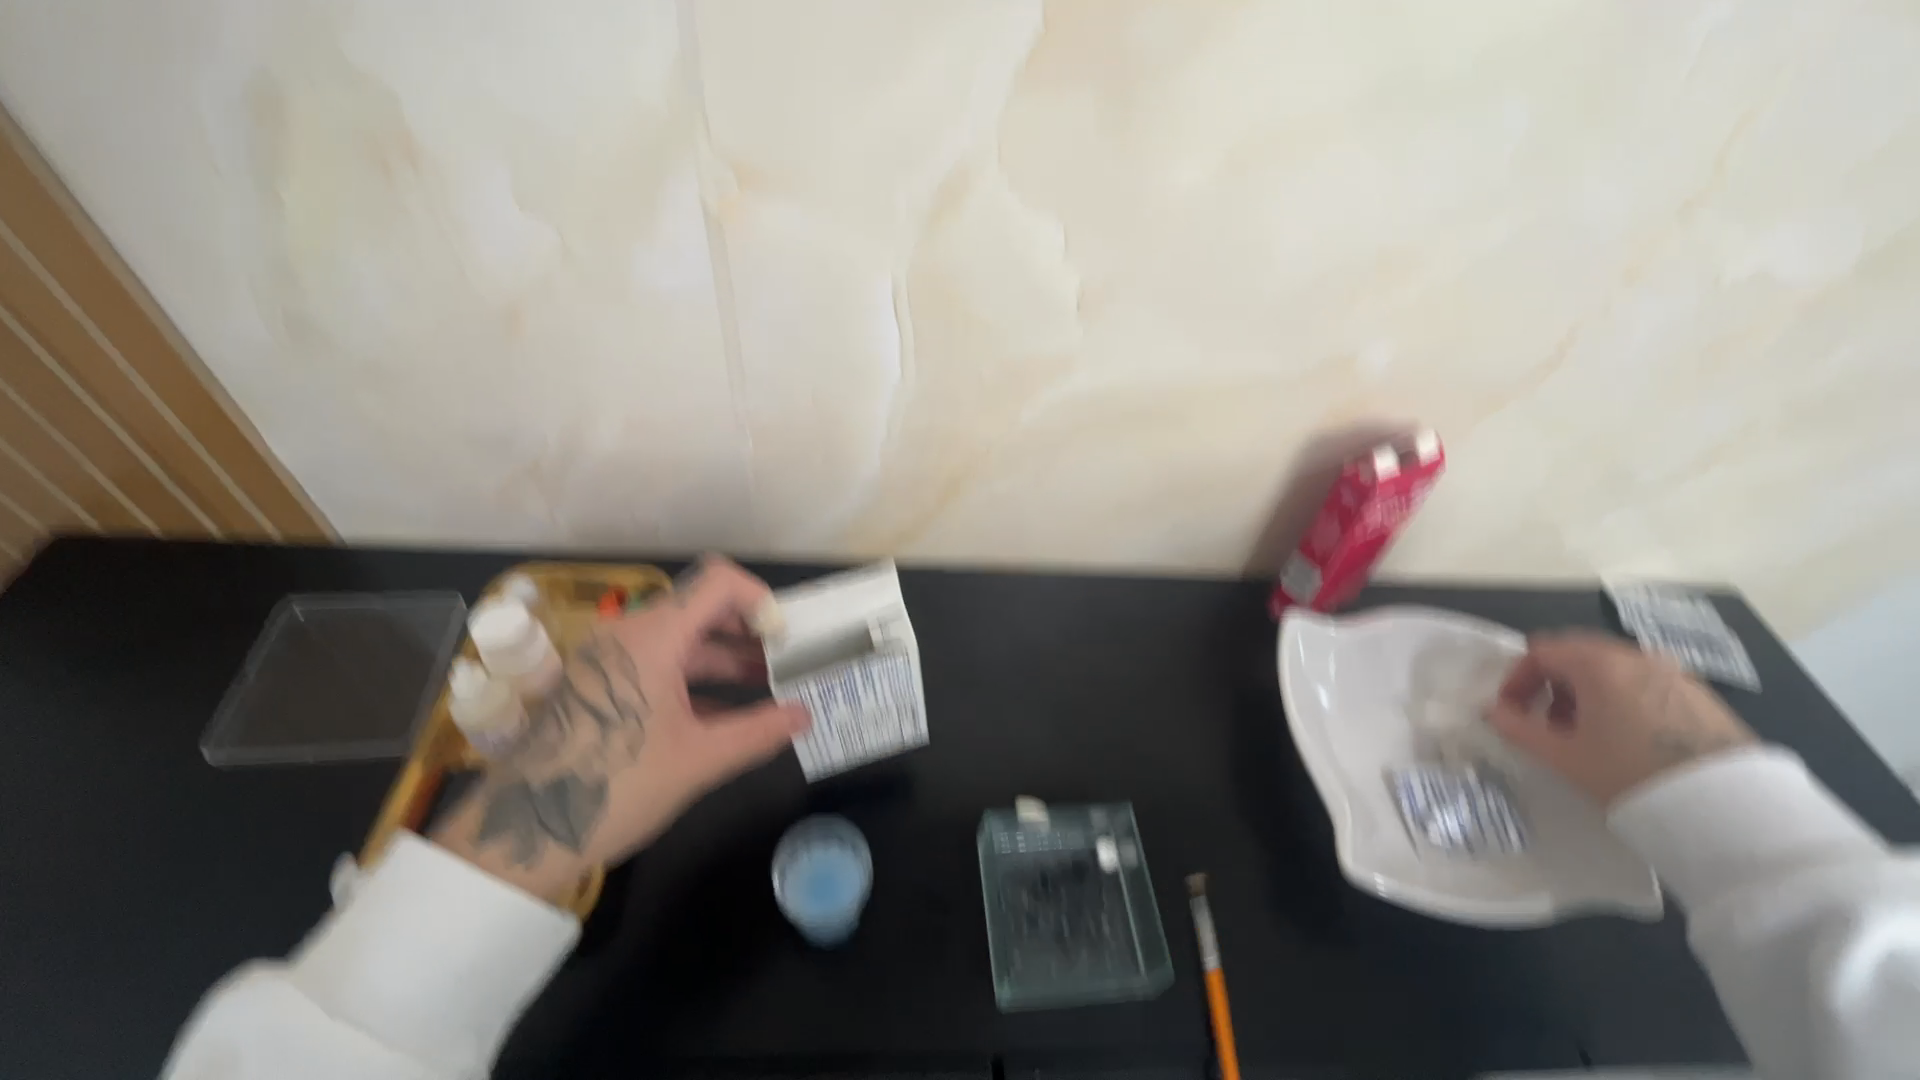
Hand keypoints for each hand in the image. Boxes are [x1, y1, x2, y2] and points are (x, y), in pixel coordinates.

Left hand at [432, 556, 809, 900]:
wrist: (521, 838)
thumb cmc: (616, 789)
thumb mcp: (699, 761)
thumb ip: (759, 731)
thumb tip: (806, 715)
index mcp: (652, 638)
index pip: (717, 582)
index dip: (760, 599)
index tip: (786, 639)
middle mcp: (629, 636)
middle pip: (701, 610)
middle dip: (750, 632)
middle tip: (789, 660)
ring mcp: (610, 663)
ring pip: (682, 642)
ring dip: (727, 659)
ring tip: (770, 685)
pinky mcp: (600, 689)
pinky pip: (660, 668)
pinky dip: (698, 682)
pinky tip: (730, 713)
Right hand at [1487, 630, 1755, 806]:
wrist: (1727, 806)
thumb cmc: (1630, 773)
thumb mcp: (1563, 757)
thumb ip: (1518, 729)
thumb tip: (1493, 712)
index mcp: (1598, 663)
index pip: (1540, 652)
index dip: (1516, 679)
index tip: (1512, 711)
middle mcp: (1635, 656)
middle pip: (1575, 653)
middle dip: (1550, 681)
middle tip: (1544, 719)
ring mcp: (1671, 672)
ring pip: (1611, 667)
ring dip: (1584, 690)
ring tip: (1584, 731)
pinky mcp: (1698, 693)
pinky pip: (1642, 681)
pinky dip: (1619, 697)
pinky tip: (1624, 735)